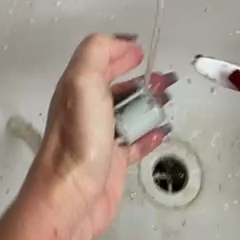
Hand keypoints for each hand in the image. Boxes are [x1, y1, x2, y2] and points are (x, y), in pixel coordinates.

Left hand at [19, 34, 172, 239]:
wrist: (71, 196)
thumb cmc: (77, 138)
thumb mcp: (82, 80)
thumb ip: (97, 51)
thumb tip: (120, 43)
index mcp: (77, 86)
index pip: (99, 59)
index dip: (119, 51)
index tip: (141, 50)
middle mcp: (87, 108)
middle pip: (117, 84)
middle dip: (141, 77)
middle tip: (164, 77)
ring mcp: (101, 135)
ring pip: (129, 111)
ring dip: (150, 103)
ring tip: (167, 99)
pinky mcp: (114, 161)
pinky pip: (136, 140)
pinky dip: (151, 133)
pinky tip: (162, 130)